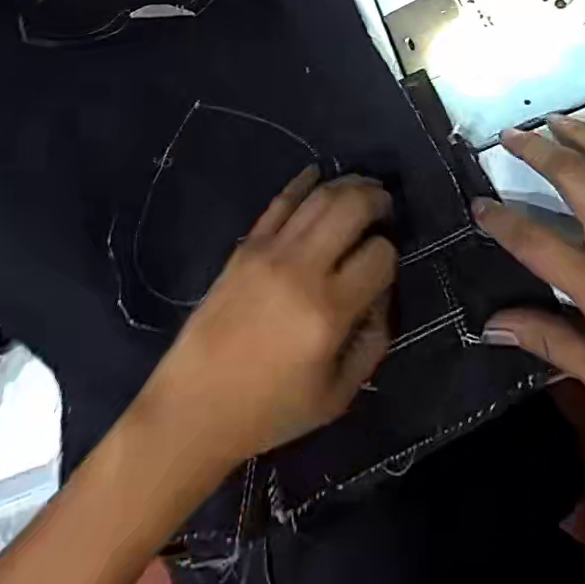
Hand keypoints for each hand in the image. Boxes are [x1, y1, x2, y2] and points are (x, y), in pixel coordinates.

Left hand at [134, 168, 396, 467]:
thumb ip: (374, 340)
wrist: (193, 407)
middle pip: (352, 207)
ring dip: (350, 184)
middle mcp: (302, 270)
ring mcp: (269, 252)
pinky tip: (320, 175)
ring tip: (366, 188)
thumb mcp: (339, 393)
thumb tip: (383, 293)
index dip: (391, 255)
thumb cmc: (270, 409)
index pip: (380, 255)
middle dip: (378, 200)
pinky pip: (280, 201)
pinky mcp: (245, 247)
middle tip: (388, 207)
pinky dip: (304, 182)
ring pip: (320, 196)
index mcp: (329, 311)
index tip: (384, 268)